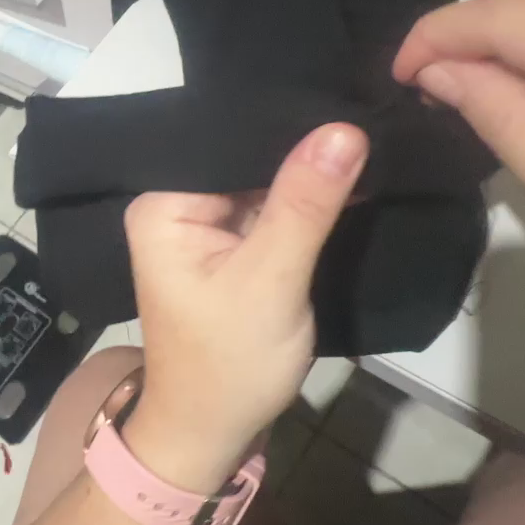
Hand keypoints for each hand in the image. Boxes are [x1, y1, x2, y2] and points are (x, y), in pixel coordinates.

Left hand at [118, 122, 366, 491]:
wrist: (211, 430)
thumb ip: (303, 204)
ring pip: (258, 180)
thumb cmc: (229, 362)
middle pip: (240, 157)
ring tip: (363, 132)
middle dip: (296, 143)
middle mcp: (172, 204)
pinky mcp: (225, 244)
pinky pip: (265, 206)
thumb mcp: (270, 280)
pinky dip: (300, 200)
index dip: (279, 122)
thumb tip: (341, 128)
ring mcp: (199, 225)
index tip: (338, 94)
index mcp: (162, 204)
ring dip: (304, 170)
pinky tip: (346, 173)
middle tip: (362, 109)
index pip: (222, 141)